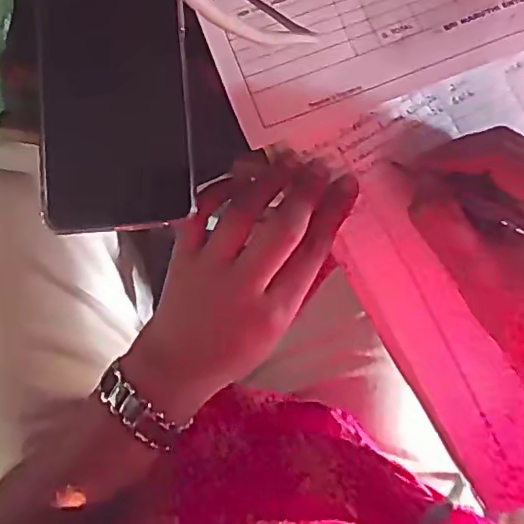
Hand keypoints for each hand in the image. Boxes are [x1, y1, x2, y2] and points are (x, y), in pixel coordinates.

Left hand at [122, 155, 359, 421]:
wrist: (176, 362)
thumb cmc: (235, 348)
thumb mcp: (281, 326)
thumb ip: (307, 283)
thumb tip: (332, 237)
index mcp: (274, 311)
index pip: (311, 253)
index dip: (332, 213)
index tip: (346, 185)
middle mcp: (242, 287)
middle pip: (281, 230)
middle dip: (304, 192)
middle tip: (319, 164)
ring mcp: (208, 268)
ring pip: (240, 214)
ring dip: (266, 182)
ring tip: (286, 161)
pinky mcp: (181, 255)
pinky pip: (199, 212)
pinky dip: (218, 189)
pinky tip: (238, 175)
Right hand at [406, 127, 523, 367]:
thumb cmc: (518, 317)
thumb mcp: (471, 271)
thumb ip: (442, 223)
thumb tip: (419, 183)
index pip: (507, 157)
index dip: (455, 156)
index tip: (416, 168)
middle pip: (510, 148)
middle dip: (459, 158)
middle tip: (420, 177)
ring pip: (510, 156)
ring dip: (467, 168)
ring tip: (437, 192)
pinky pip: (513, 173)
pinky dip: (479, 179)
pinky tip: (460, 202)